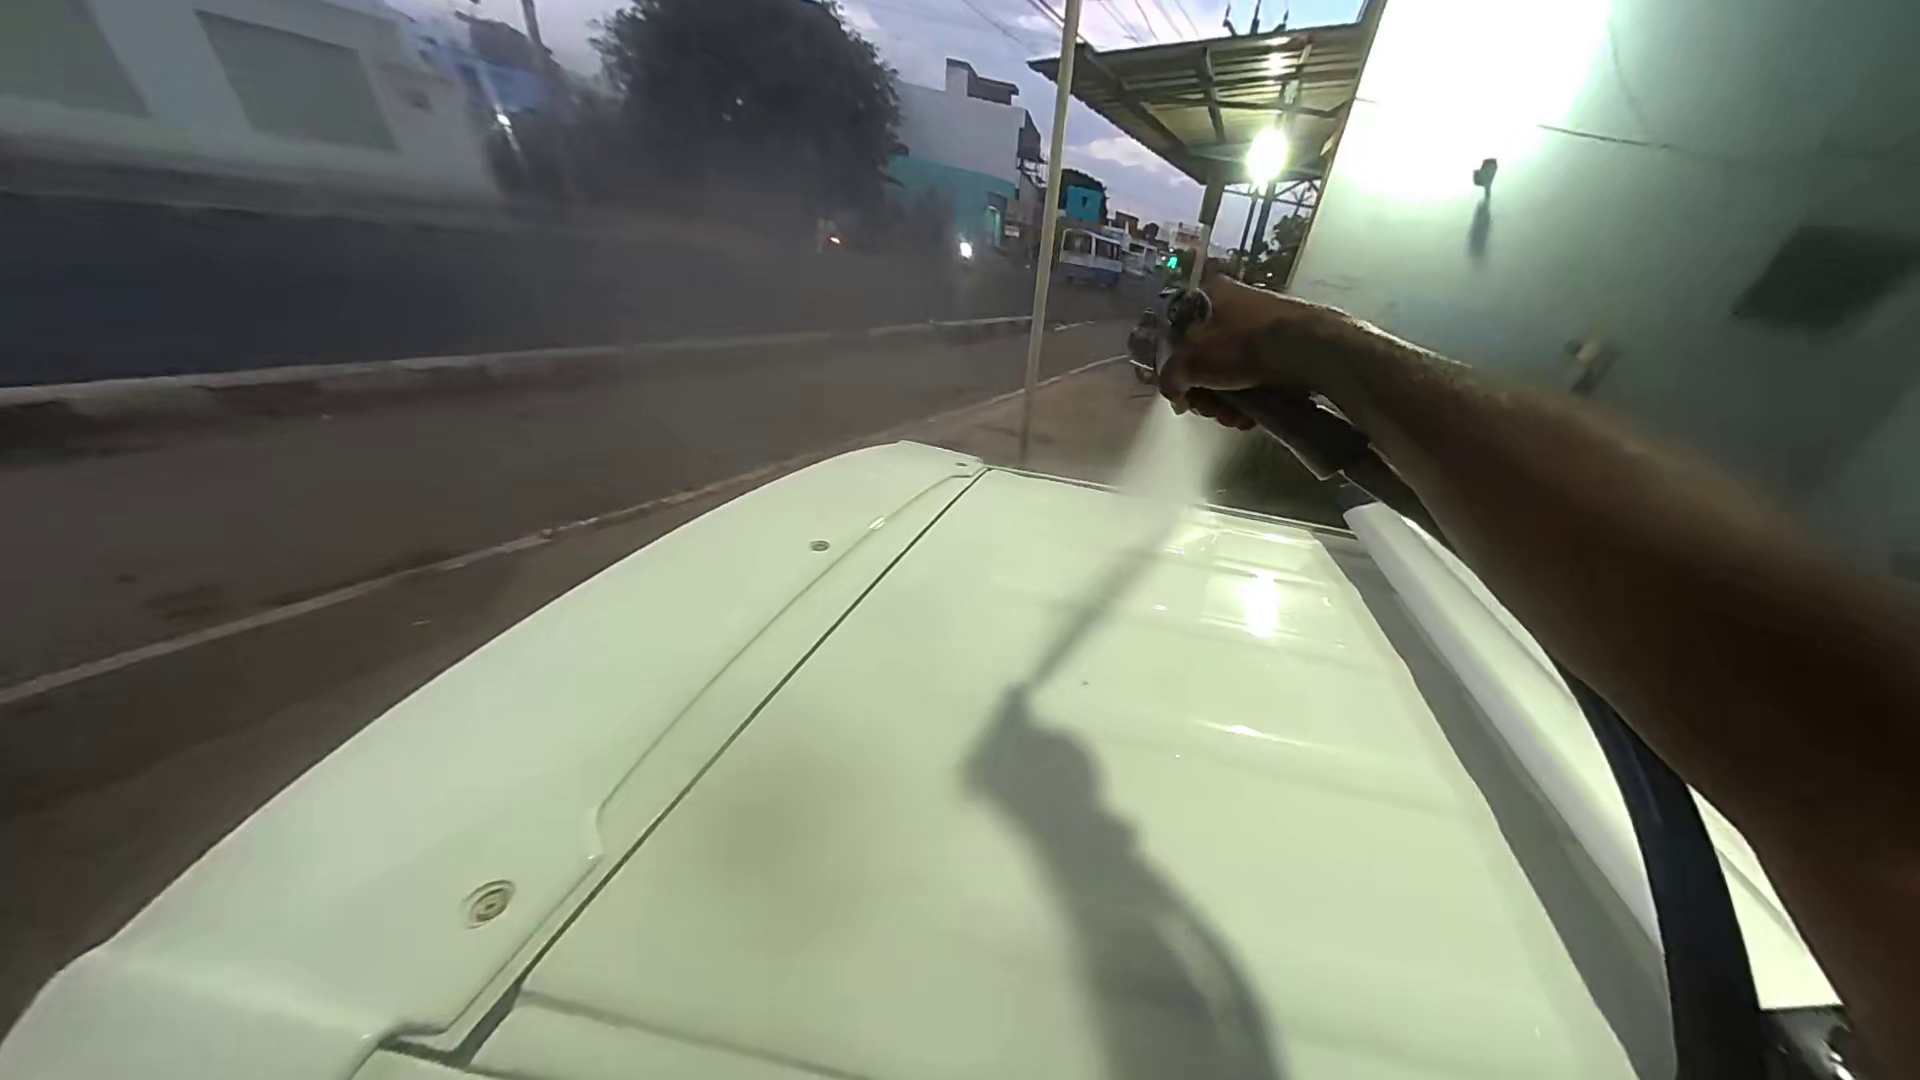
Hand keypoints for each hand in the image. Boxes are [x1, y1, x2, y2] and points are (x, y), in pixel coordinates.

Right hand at [1159, 276, 1360, 430]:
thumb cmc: (1240, 346)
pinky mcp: (1283, 346)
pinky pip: (1253, 377)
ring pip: (1228, 373)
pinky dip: (1249, 399)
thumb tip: (1176, 397)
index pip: (1176, 337)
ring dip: (1226, 403)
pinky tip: (1251, 416)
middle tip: (1213, 411)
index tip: (1183, 395)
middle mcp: (1234, 305)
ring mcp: (1260, 325)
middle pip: (1203, 360)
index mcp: (1208, 296)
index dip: (1175, 371)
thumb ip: (1169, 379)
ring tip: (1236, 418)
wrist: (1306, 349)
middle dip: (1205, 395)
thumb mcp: (1189, 362)